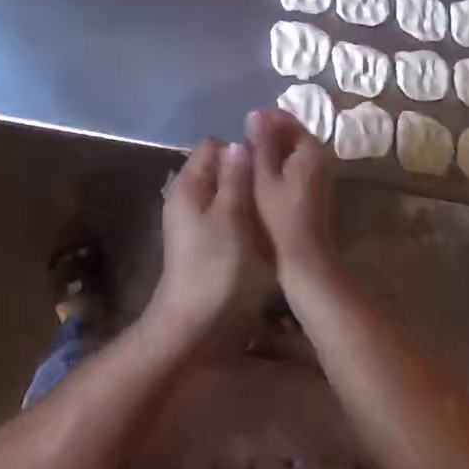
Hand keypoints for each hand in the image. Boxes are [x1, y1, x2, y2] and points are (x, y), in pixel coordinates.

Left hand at [147, 139, 272, 350]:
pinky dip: (249, 219)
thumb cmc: (217, 268)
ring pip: (230, 195)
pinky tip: (270, 230)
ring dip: (252, 198)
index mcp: (188, 187)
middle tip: (280, 185)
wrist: (198, 326)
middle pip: (222, 170)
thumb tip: (240, 142)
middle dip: (250, 174)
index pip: (213, 147)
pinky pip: (232, 218)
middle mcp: (189, 199)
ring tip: (280, 206)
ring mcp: (198, 223)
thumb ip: (236, 179)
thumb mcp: (231, 217)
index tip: (271, 162)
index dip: (242, 149)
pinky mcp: (211, 244)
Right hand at [245, 108, 334, 267]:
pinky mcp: (317, 185)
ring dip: (272, 149)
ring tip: (247, 156)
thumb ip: (261, 143)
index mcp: (312, 150)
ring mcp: (322, 171)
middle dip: (268, 134)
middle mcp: (322, 156)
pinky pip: (296, 163)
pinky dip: (280, 163)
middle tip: (242, 142)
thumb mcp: (264, 177)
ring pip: (293, 149)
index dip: (265, 119)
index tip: (243, 125)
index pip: (288, 120)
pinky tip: (261, 172)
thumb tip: (256, 113)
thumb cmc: (279, 217)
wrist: (303, 257)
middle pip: (292, 133)